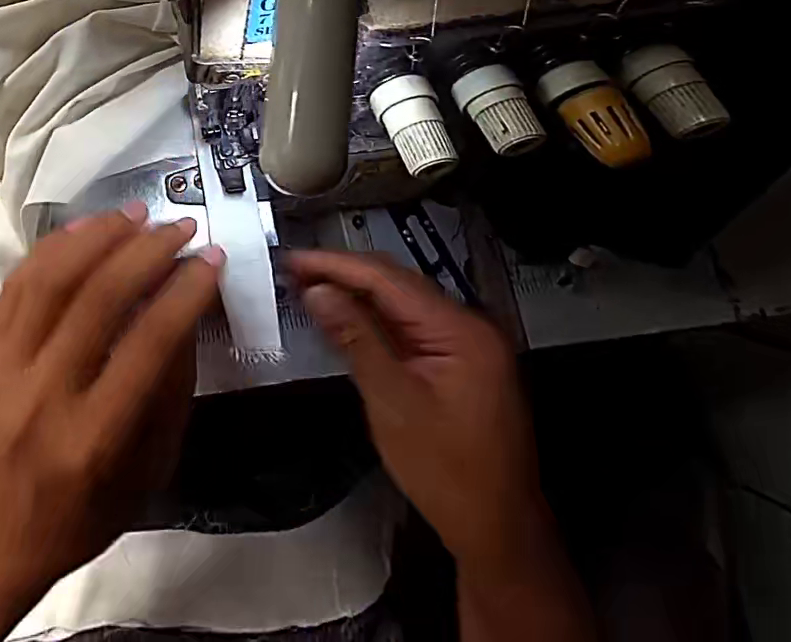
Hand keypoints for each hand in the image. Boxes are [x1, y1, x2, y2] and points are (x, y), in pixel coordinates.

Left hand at [0, 205, 220, 641]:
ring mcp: (7, 366)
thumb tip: (186, 313)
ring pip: (51, 278)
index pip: (147, 345)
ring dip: (98, 235)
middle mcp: (44, 394)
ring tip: (136, 214)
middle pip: (97, 299)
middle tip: (181, 228)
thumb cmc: (81, 512)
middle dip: (147, 252)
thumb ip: (170, 391)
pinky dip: (55, 246)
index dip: (185, 293)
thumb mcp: (148, 471)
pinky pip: (19, 282)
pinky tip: (86, 227)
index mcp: (92, 437)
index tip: (211, 261)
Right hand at [289, 251, 590, 641]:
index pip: (388, 280)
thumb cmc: (446, 471)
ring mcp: (465, 343)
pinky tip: (343, 315)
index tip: (294, 259)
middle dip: (343, 273)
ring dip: (355, 292)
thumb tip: (317, 291)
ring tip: (309, 285)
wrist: (497, 531)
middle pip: (396, 283)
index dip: (335, 265)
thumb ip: (355, 338)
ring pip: (400, 301)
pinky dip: (372, 317)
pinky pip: (408, 325)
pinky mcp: (456, 360)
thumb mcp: (392, 402)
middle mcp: (468, 325)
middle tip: (294, 270)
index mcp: (460, 330)